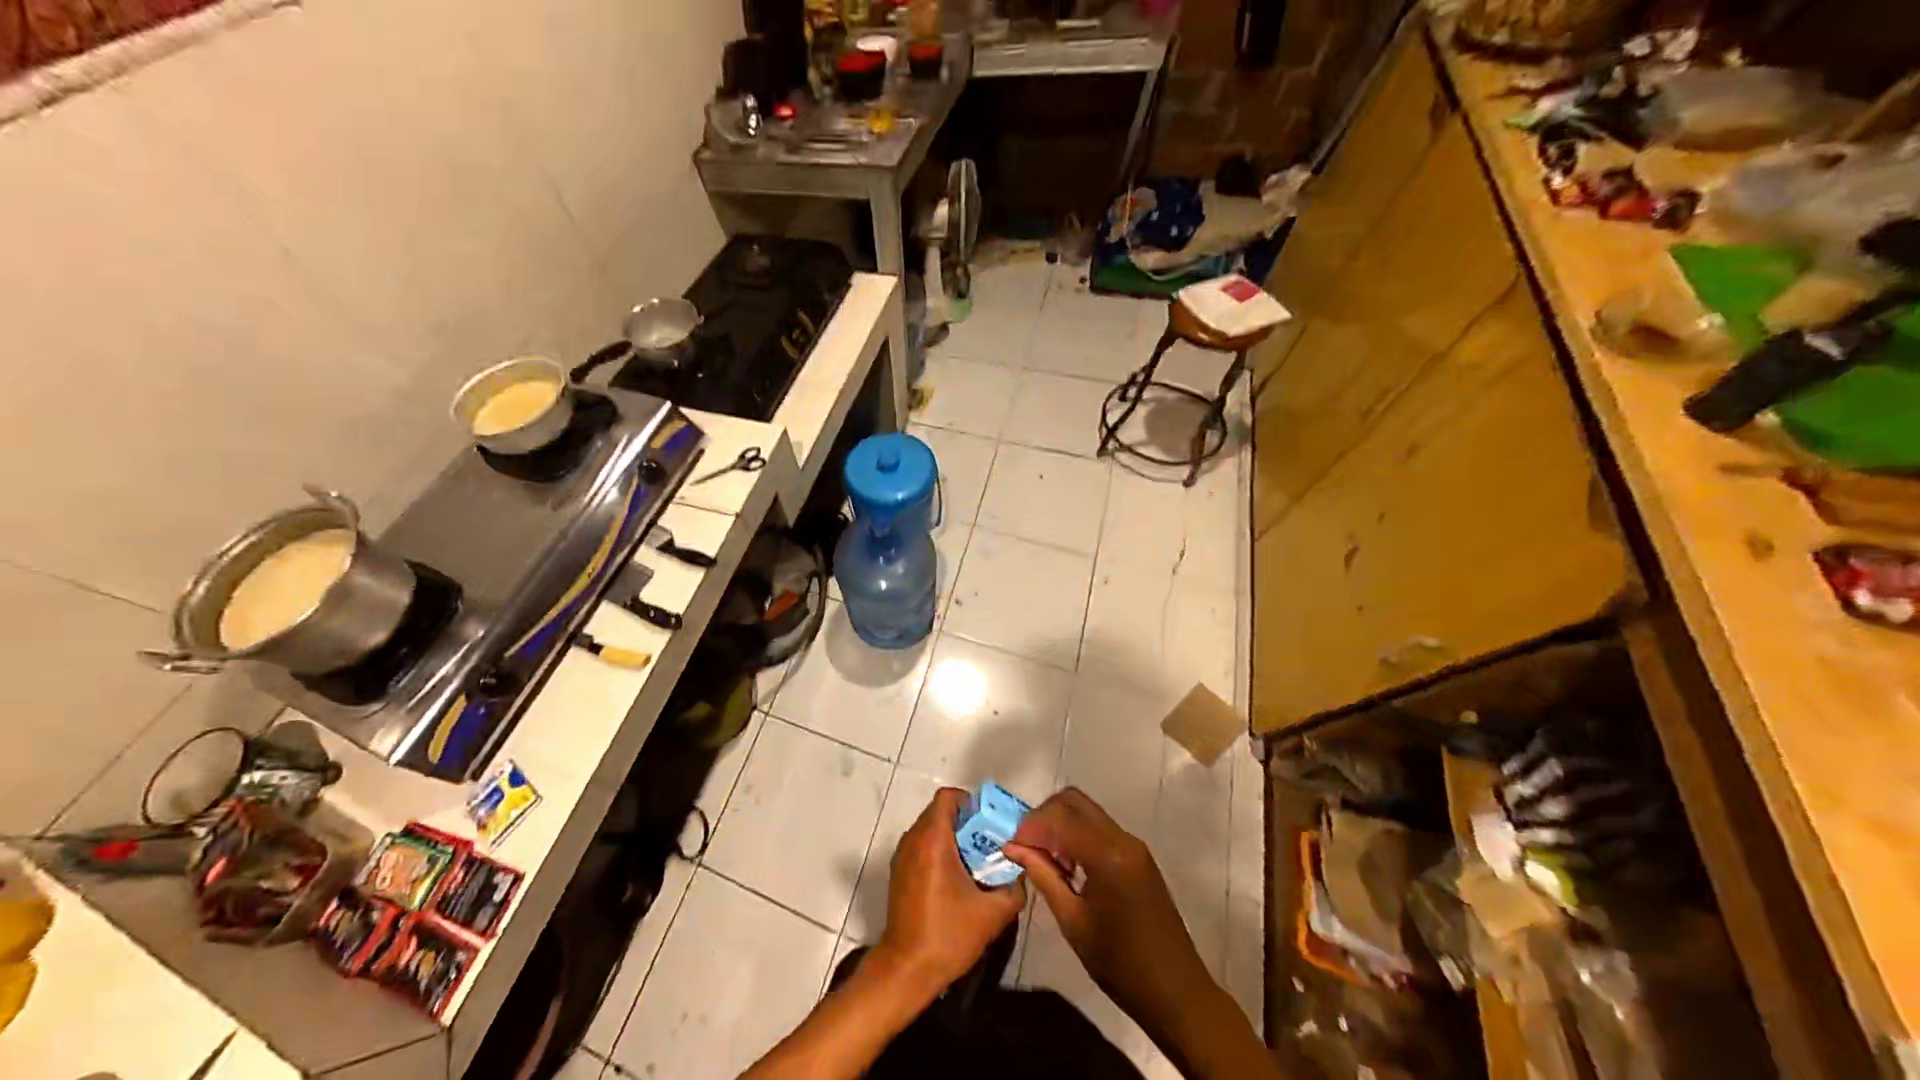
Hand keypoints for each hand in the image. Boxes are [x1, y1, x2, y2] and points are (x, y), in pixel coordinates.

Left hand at [876, 787, 1025, 992]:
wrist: (907, 969)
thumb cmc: (948, 935)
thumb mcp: (993, 914)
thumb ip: (1014, 890)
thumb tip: (1021, 876)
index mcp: (933, 841)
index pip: (948, 798)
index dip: (970, 803)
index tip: (988, 824)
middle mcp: (913, 841)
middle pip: (940, 813)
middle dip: (966, 823)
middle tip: (989, 845)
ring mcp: (902, 857)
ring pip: (930, 831)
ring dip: (953, 839)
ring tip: (976, 864)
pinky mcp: (899, 874)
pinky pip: (922, 848)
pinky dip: (940, 853)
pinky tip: (957, 881)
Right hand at [1002, 787, 1213, 1028]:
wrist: (1175, 991)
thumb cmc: (1119, 963)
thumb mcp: (1072, 922)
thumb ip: (1043, 876)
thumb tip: (1014, 848)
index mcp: (1107, 855)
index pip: (1059, 816)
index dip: (1030, 825)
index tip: (1012, 847)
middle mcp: (1123, 839)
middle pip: (1074, 801)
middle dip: (1044, 816)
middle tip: (1027, 847)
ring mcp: (1134, 845)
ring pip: (1088, 812)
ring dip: (1062, 825)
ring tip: (1045, 861)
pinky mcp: (1139, 856)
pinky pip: (1101, 829)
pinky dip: (1078, 835)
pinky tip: (1069, 868)